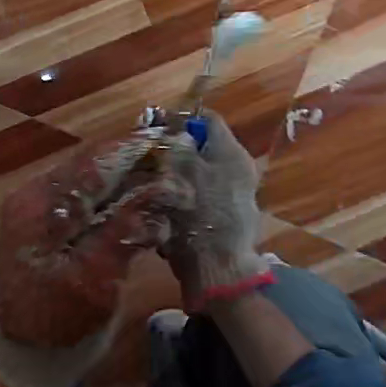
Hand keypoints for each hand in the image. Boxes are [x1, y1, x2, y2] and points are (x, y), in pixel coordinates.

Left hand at [0, 129, 193, 386]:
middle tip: (174, 158)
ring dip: (126, 180)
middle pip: (89, 168)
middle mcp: (30, 199)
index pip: (90, 165)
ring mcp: (35, 211)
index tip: (170, 142)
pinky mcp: (45, 226)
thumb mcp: (96, 279)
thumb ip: (126, 230)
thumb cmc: (60, 323)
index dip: (132, 151)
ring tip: (165, 177)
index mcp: (36, 208)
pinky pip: (83, 201)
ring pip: (88, 182)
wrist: (26, 357)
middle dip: (133, 163)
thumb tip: (163, 188)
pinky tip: (139, 201)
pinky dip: (112, 199)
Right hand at [161, 112, 273, 308]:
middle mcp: (237, 168)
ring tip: (149, 181)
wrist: (217, 267)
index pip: (207, 119)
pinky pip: (198, 195)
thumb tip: (173, 125)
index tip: (155, 128)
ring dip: (174, 174)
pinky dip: (181, 196)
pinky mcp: (222, 215)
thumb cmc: (201, 214)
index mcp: (231, 153)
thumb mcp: (185, 170)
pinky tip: (163, 205)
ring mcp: (232, 193)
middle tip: (148, 156)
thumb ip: (179, 144)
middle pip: (202, 146)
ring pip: (198, 171)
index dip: (180, 119)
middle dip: (174, 149)